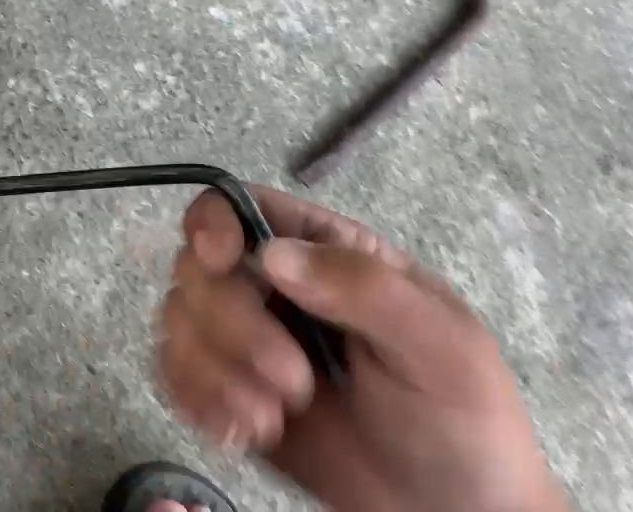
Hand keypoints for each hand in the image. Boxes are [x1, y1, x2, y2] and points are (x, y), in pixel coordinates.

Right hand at [157, 187, 566, 511]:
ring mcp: (237, 334)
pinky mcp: (218, 383)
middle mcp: (266, 283)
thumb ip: (366, 288)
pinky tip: (247, 428)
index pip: (236, 205)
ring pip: (175, 318)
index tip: (219, 260)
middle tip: (291, 381)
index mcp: (318, 252)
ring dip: (216, 370)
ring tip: (274, 417)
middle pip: (196, 267)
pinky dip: (198, 398)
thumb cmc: (462, 420)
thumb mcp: (444, 347)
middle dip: (231, 326)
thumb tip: (272, 255)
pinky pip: (170, 369)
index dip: (212, 222)